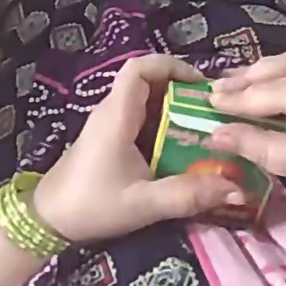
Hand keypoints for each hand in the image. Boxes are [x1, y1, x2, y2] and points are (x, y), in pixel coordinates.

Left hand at [30, 54, 246, 242]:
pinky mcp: (110, 138)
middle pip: (147, 80)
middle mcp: (112, 111)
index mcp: (117, 115)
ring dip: (173, 107)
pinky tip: (182, 145)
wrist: (49, 220)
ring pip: (145, 100)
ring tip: (205, 126)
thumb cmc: (92, 204)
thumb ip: (188, 195)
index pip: (139, 68)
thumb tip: (236, 190)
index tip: (201, 85)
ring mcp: (109, 124)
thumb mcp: (143, 203)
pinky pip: (140, 118)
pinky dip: (162, 123)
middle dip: (180, 88)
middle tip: (212, 110)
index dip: (170, 65)